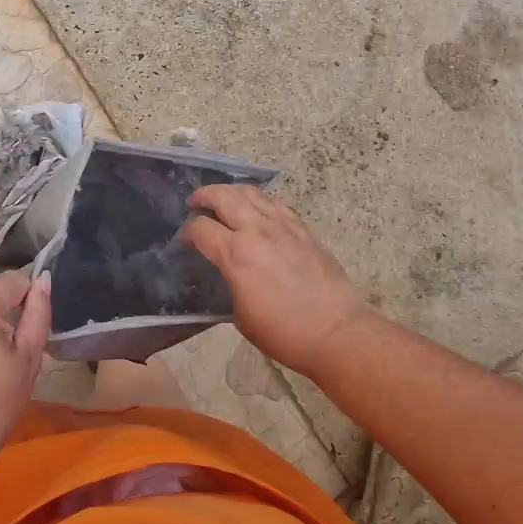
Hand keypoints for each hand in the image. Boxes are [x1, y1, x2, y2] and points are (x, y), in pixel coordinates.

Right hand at [184, 185, 371, 377]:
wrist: (336, 331)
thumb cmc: (284, 332)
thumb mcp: (241, 315)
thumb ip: (230, 283)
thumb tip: (229, 272)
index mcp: (236, 254)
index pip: (201, 229)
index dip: (188, 233)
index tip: (186, 241)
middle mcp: (257, 230)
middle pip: (223, 196)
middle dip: (204, 196)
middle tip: (195, 203)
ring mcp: (282, 225)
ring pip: (250, 192)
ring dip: (230, 191)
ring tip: (222, 198)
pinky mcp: (302, 228)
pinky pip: (274, 203)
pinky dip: (258, 200)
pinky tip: (256, 208)